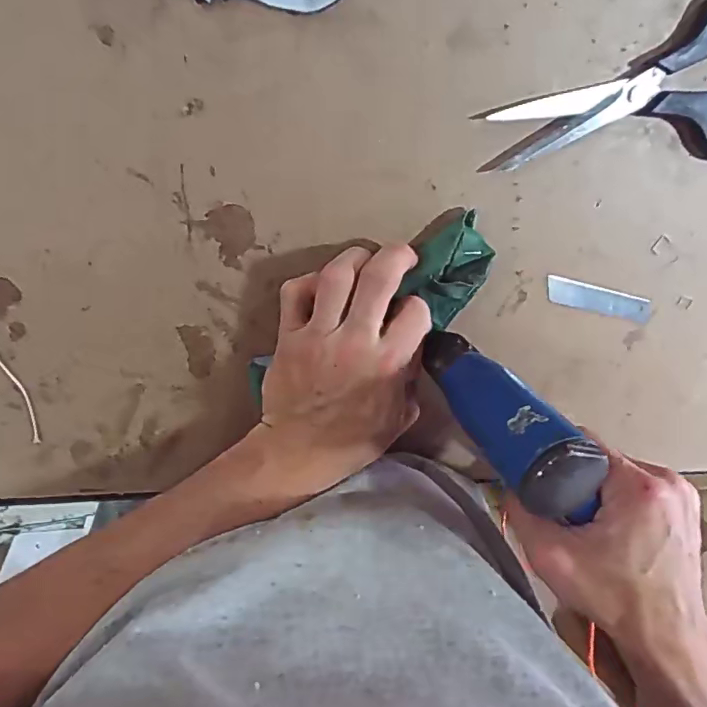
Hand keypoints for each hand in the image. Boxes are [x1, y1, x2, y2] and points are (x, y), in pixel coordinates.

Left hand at [257, 244, 432, 491]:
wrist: (299, 451)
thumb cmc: (355, 438)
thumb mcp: (402, 414)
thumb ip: (411, 374)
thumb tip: (414, 341)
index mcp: (387, 362)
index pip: (415, 310)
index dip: (418, 305)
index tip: (413, 311)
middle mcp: (354, 340)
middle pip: (379, 276)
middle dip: (397, 255)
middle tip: (403, 254)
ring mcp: (317, 334)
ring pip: (336, 274)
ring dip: (355, 256)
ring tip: (364, 258)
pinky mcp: (287, 335)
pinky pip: (295, 291)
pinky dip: (310, 279)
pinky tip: (323, 283)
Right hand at [504, 447, 706, 648]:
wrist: (666, 643)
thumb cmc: (620, 604)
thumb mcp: (553, 557)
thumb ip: (523, 514)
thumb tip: (509, 488)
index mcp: (642, 486)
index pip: (584, 444)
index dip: (554, 459)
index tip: (539, 479)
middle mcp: (669, 483)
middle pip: (602, 463)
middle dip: (577, 486)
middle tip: (566, 521)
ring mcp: (682, 498)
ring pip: (619, 479)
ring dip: (598, 499)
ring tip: (590, 536)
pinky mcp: (685, 514)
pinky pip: (639, 495)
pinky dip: (620, 510)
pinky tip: (611, 541)